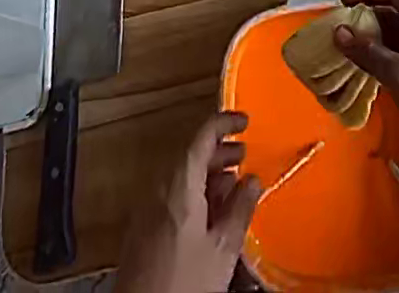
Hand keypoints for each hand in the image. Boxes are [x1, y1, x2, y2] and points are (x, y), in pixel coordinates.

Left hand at [114, 110, 261, 292]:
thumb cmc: (184, 283)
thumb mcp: (223, 248)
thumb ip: (240, 209)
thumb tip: (253, 180)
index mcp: (180, 184)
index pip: (202, 135)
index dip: (225, 123)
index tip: (245, 121)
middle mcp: (160, 186)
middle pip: (191, 153)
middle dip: (220, 150)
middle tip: (244, 154)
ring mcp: (149, 205)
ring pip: (182, 174)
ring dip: (208, 173)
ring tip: (233, 184)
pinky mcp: (144, 225)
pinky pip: (172, 193)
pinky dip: (194, 190)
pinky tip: (211, 210)